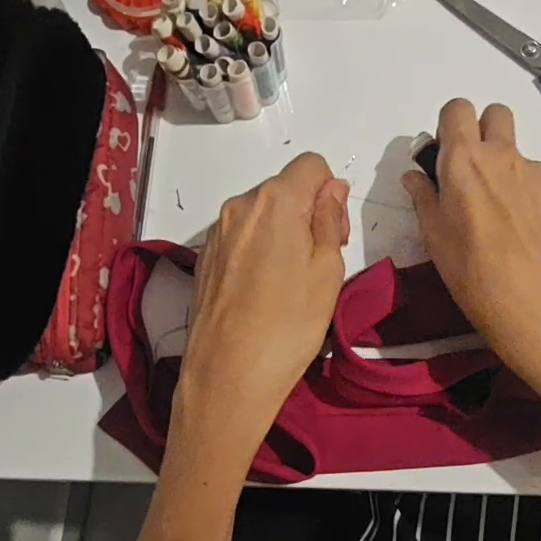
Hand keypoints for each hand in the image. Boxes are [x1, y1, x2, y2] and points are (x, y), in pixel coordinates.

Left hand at [172, 153, 349, 466]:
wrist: (228, 377)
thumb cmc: (289, 325)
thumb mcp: (328, 270)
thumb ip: (329, 219)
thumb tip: (331, 190)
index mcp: (275, 201)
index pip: (312, 164)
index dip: (331, 193)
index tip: (335, 234)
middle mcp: (239, 206)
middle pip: (285, 188)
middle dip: (308, 212)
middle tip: (320, 263)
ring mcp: (217, 232)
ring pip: (263, 213)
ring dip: (284, 232)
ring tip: (292, 282)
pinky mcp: (205, 258)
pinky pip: (242, 237)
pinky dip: (260, 250)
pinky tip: (265, 291)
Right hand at [403, 99, 540, 378]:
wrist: (531, 299)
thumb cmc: (469, 268)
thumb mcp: (433, 234)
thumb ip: (424, 195)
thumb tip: (416, 175)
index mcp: (463, 159)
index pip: (457, 109)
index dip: (450, 126)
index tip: (447, 154)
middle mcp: (502, 154)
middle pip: (496, 114)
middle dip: (484, 131)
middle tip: (475, 170)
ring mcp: (537, 170)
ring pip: (520, 152)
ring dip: (508, 168)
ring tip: (504, 213)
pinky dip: (532, 192)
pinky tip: (528, 226)